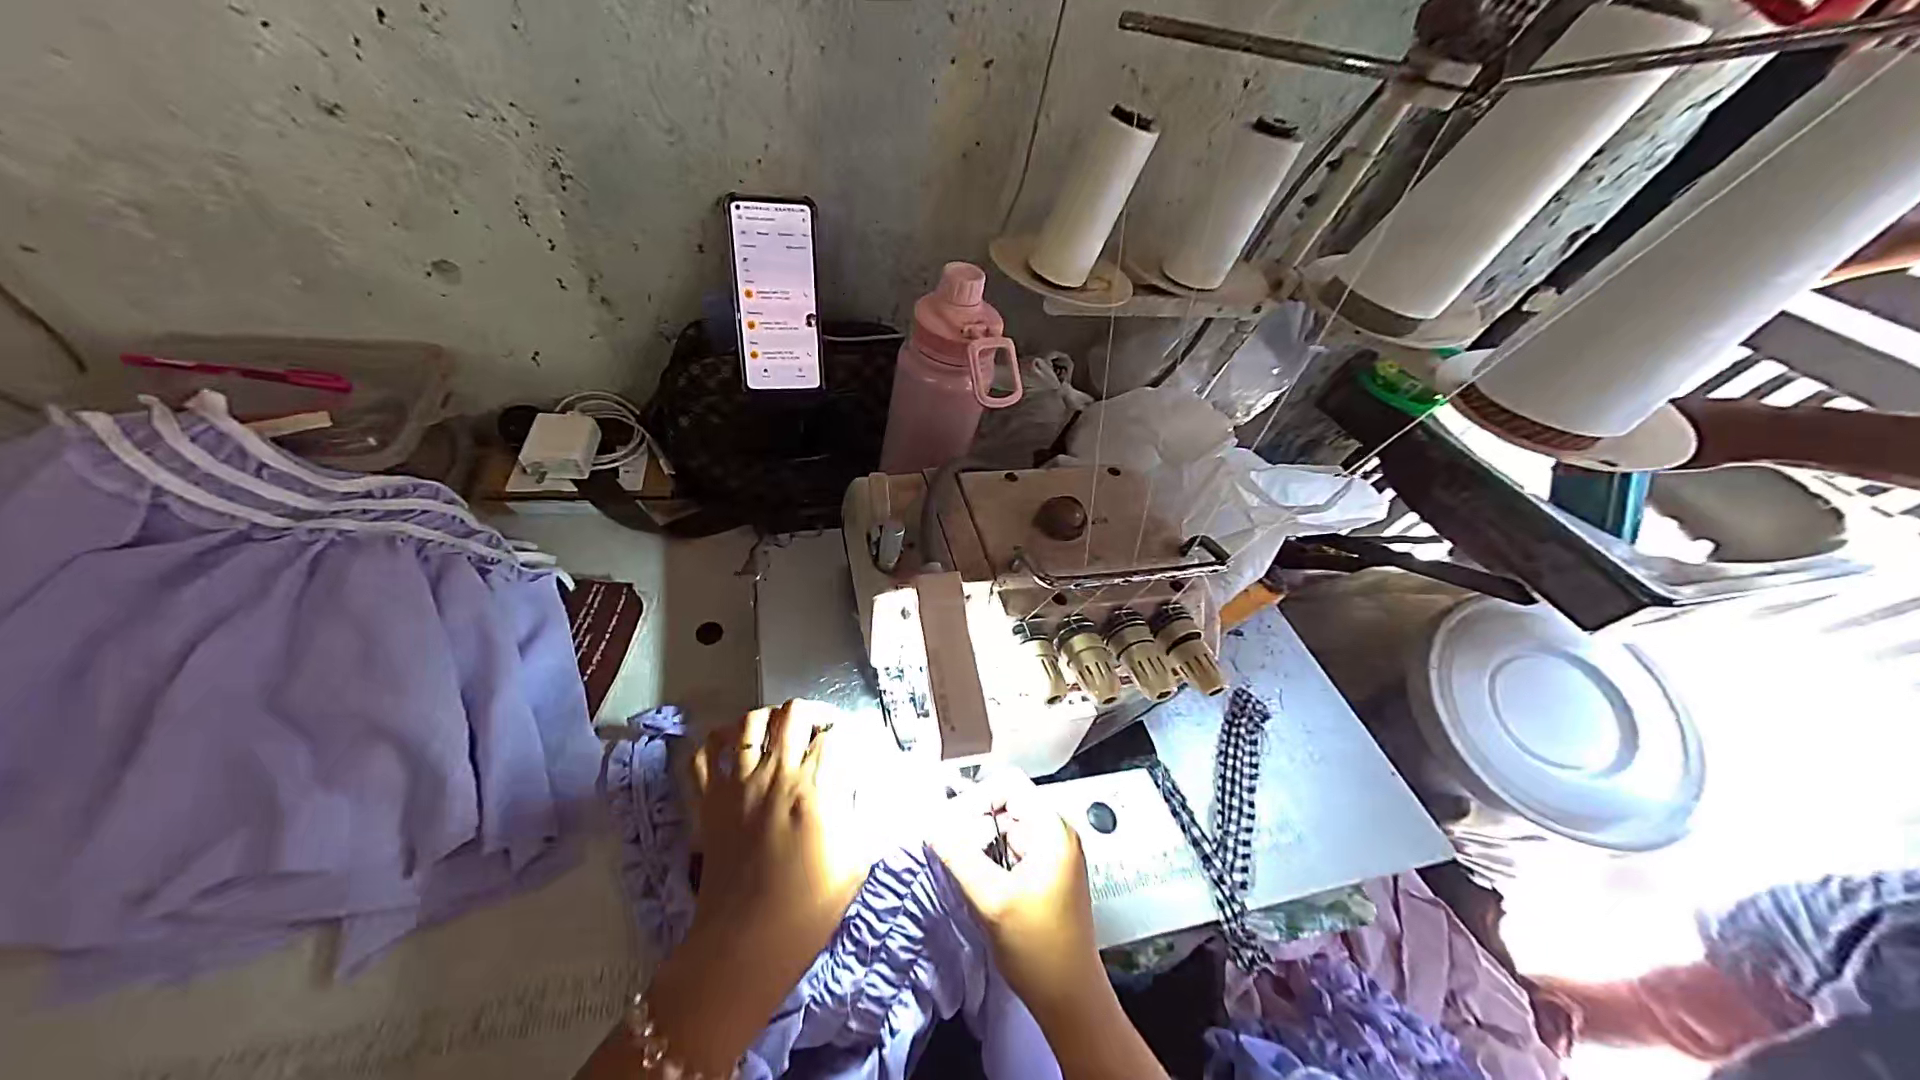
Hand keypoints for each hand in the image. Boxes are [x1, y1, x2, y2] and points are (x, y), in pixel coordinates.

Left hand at [685, 699, 869, 981]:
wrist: (747, 942)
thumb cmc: (809, 906)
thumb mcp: (855, 859)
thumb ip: (860, 813)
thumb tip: (860, 785)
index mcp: (813, 789)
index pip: (835, 736)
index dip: (848, 735)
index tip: (853, 746)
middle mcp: (774, 775)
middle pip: (793, 714)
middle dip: (813, 713)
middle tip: (822, 729)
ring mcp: (736, 785)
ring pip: (749, 722)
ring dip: (770, 718)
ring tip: (780, 732)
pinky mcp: (708, 801)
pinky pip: (704, 754)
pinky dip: (719, 741)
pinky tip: (734, 748)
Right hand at [929, 771, 1102, 1017]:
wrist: (1070, 999)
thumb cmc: (1040, 950)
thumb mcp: (992, 899)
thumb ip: (959, 857)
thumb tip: (931, 825)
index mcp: (1052, 830)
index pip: (1008, 785)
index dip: (976, 798)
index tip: (951, 825)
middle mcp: (1056, 835)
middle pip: (1005, 805)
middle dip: (974, 824)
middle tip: (950, 850)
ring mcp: (1052, 855)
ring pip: (1004, 829)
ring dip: (979, 844)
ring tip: (962, 870)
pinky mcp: (1044, 875)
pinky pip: (1010, 851)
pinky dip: (990, 860)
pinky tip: (977, 883)